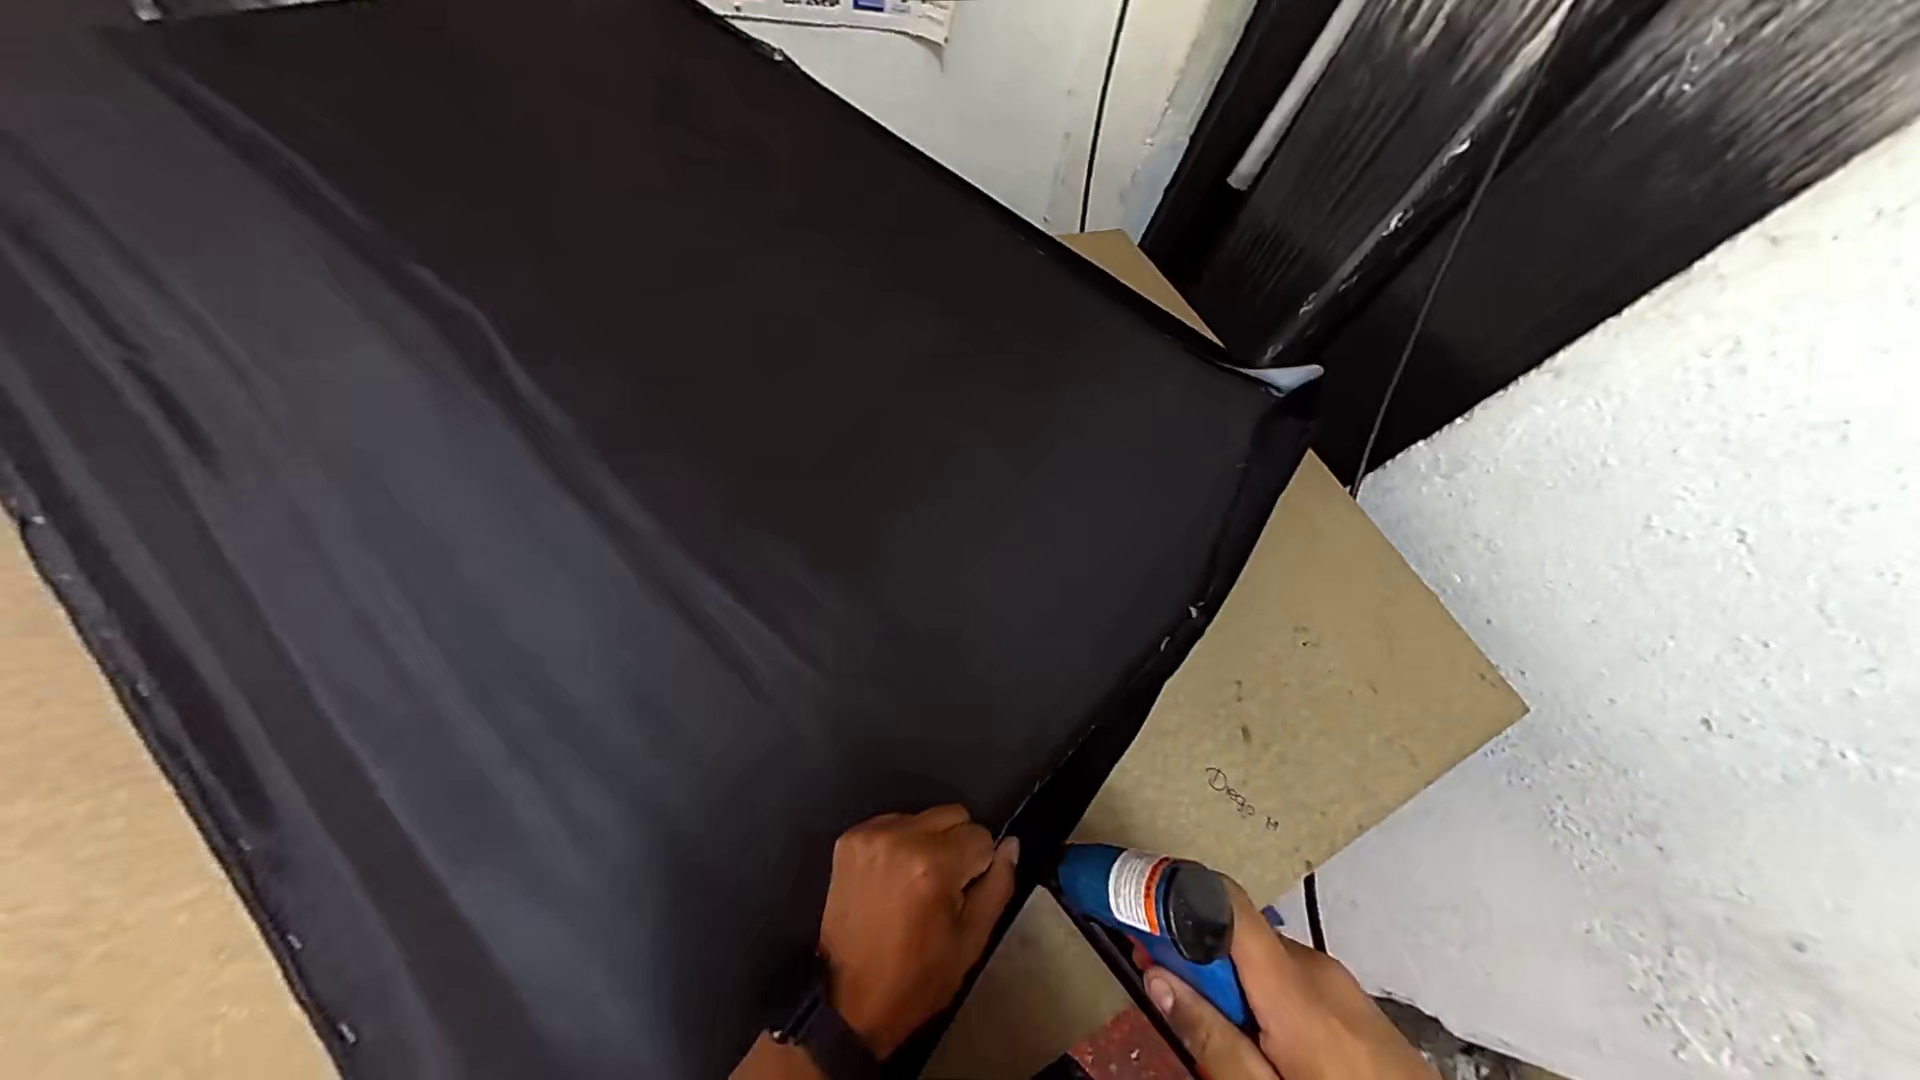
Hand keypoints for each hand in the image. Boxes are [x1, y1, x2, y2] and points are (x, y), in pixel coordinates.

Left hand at [819, 804, 1019, 1058]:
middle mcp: (901, 837)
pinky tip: (893, 877)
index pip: (981, 836)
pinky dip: (900, 843)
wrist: (847, 1000)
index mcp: (933, 864)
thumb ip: (998, 886)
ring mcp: (871, 835)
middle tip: (942, 887)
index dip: (979, 867)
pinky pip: (894, 822)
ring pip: (924, 816)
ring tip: (915, 884)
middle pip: (953, 815)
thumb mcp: (970, 942)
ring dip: (929, 842)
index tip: (963, 895)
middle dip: (957, 846)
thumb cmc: (916, 977)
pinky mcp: (850, 838)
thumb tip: (1011, 844)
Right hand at [1142, 881, 1436, 1079]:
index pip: (1226, 901)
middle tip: (1166, 988)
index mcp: (1295, 991)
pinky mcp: (1353, 999)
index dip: (1176, 893)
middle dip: (1197, 956)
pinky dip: (1261, 992)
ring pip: (1261, 959)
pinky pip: (1290, 977)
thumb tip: (1157, 977)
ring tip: (1223, 1032)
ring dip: (1229, 979)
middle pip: (1236, 936)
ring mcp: (1340, 983)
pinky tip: (1264, 1039)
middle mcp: (1317, 969)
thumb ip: (1211, 1039)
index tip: (1138, 911)